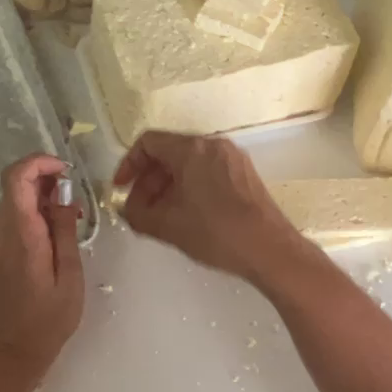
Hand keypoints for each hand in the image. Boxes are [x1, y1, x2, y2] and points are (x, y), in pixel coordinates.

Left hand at [0, 154, 84, 368]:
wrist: (19, 345)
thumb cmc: (52, 315)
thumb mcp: (70, 272)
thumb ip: (64, 229)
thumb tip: (62, 196)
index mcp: (20, 234)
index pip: (16, 178)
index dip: (39, 163)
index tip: (65, 171)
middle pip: (14, 185)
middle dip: (45, 181)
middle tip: (74, 201)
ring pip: (13, 201)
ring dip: (40, 199)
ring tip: (68, 219)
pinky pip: (11, 218)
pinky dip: (31, 214)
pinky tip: (52, 234)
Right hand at [112, 131, 313, 284]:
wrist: (269, 249)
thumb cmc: (216, 233)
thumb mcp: (168, 226)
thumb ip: (138, 214)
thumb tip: (127, 209)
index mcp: (191, 149)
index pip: (148, 143)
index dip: (128, 165)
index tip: (121, 189)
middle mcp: (213, 145)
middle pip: (169, 153)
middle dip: (148, 181)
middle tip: (139, 209)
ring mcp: (232, 158)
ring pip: (189, 164)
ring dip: (168, 186)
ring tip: (161, 216)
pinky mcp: (244, 174)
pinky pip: (207, 171)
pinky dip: (190, 187)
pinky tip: (187, 215)